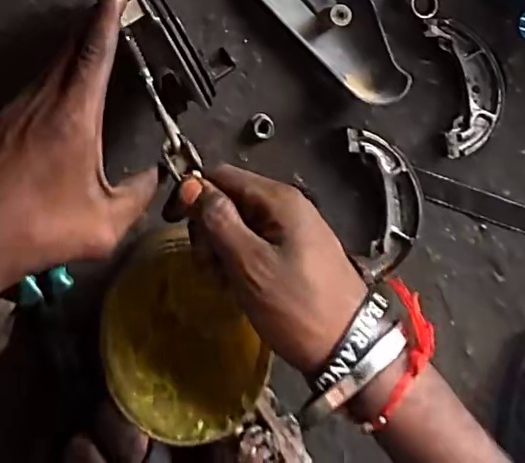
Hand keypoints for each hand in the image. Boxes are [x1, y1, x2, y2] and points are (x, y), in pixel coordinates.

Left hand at [0, 0, 159, 293]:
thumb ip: (136, 197)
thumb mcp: (103, 225)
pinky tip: (60, 89)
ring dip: (74, 47)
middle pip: (71, 47)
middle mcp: (44, 101)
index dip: (108, 17)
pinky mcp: (0, 124)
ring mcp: (17, 110)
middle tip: (110, 4)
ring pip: (51, 65)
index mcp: (73, 115)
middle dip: (93, 21)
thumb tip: (153, 178)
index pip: (95, 52)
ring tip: (92, 40)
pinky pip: (36, 84)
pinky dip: (56, 71)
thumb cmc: (36, 229)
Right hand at [181, 165, 368, 376]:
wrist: (351, 350)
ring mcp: (292, 228)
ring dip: (222, 249)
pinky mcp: (295, 251)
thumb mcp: (250, 264)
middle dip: (209, 228)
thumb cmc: (298, 306)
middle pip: (229, 199)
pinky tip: (240, 287)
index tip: (173, 221)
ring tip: (226, 283)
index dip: (192, 193)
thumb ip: (218, 220)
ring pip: (240, 223)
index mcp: (277, 198)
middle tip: (209, 267)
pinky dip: (240, 261)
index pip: (221, 175)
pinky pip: (256, 243)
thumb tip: (191, 184)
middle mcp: (286, 204)